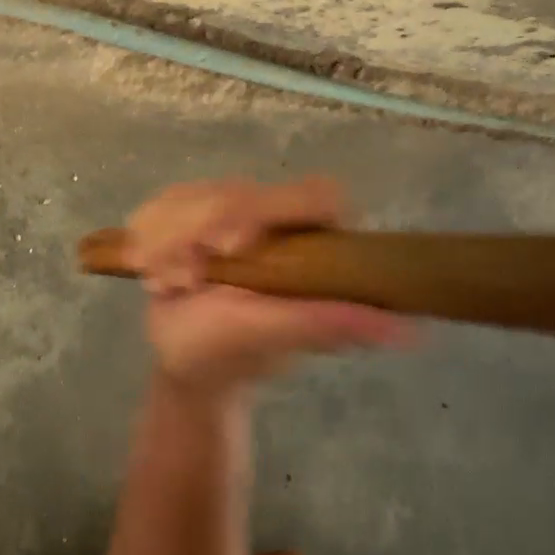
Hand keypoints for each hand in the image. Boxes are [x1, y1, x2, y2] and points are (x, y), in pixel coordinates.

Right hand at [125, 177, 405, 391]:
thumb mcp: (269, 337)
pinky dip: (147, 232)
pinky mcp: (191, 214)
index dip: (266, 210)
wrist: (181, 363)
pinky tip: (147, 265)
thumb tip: (407, 332)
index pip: (312, 195)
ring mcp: (232, 214)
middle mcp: (279, 222)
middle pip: (235, 191)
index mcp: (313, 245)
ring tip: (165, 282)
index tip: (227, 250)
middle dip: (194, 233)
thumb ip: (321, 322)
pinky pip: (165, 200)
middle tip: (183, 281)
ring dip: (167, 239)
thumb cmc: (226, 355)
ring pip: (193, 193)